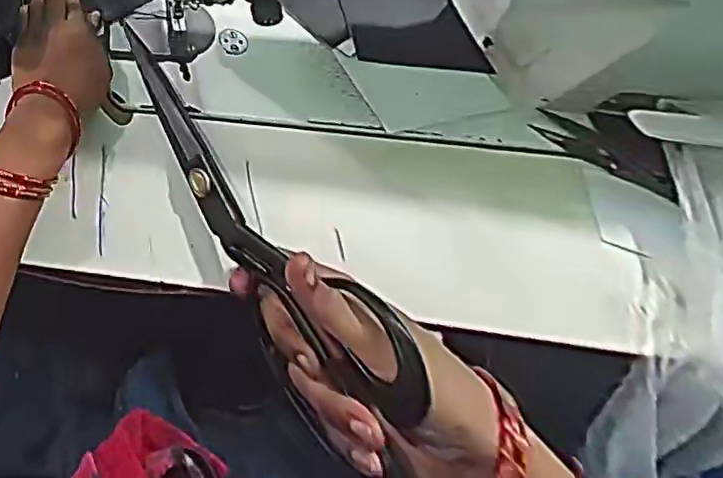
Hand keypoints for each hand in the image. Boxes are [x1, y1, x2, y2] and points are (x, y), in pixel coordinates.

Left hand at [10, 0, 109, 114]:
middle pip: (55, 2)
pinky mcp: (21, 45)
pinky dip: (24, 13)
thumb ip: (96, 44)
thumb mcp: (101, 69)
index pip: (76, 6)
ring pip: (36, 7)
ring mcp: (35, 34)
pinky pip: (22, 22)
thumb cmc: (79, 92)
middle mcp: (55, 26)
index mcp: (79, 29)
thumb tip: (93, 30)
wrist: (49, 104)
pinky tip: (24, 8)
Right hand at [232, 254, 499, 477]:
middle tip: (324, 370)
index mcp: (344, 305)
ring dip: (334, 409)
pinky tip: (370, 442)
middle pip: (284, 333)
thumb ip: (330, 306)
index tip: (240, 286)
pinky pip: (320, 417)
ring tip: (369, 424)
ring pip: (302, 381)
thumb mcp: (382, 345)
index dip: (259, 283)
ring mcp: (341, 370)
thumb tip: (295, 263)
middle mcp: (337, 334)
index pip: (285, 281)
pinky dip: (344, 436)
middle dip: (305, 364)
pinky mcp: (346, 407)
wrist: (482, 459)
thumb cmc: (447, 391)